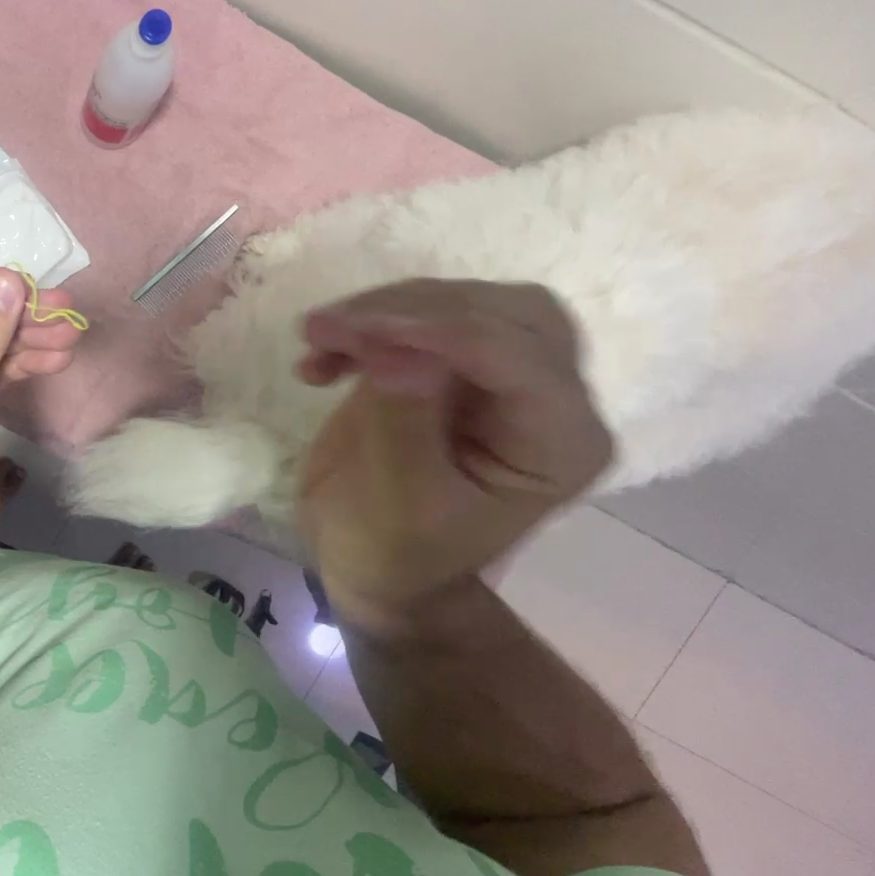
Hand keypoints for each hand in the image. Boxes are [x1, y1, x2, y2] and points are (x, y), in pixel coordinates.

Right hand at [295, 279, 613, 633]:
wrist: (377, 572)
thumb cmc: (395, 554)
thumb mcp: (400, 507)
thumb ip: (403, 427)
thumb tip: (398, 353)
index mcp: (559, 441)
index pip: (517, 356)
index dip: (440, 331)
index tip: (357, 329)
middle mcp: (546, 398)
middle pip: (503, 312)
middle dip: (415, 310)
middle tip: (332, 327)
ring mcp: (499, 379)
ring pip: (462, 304)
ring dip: (385, 311)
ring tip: (315, 339)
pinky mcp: (450, 371)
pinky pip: (420, 322)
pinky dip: (368, 328)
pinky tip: (321, 361)